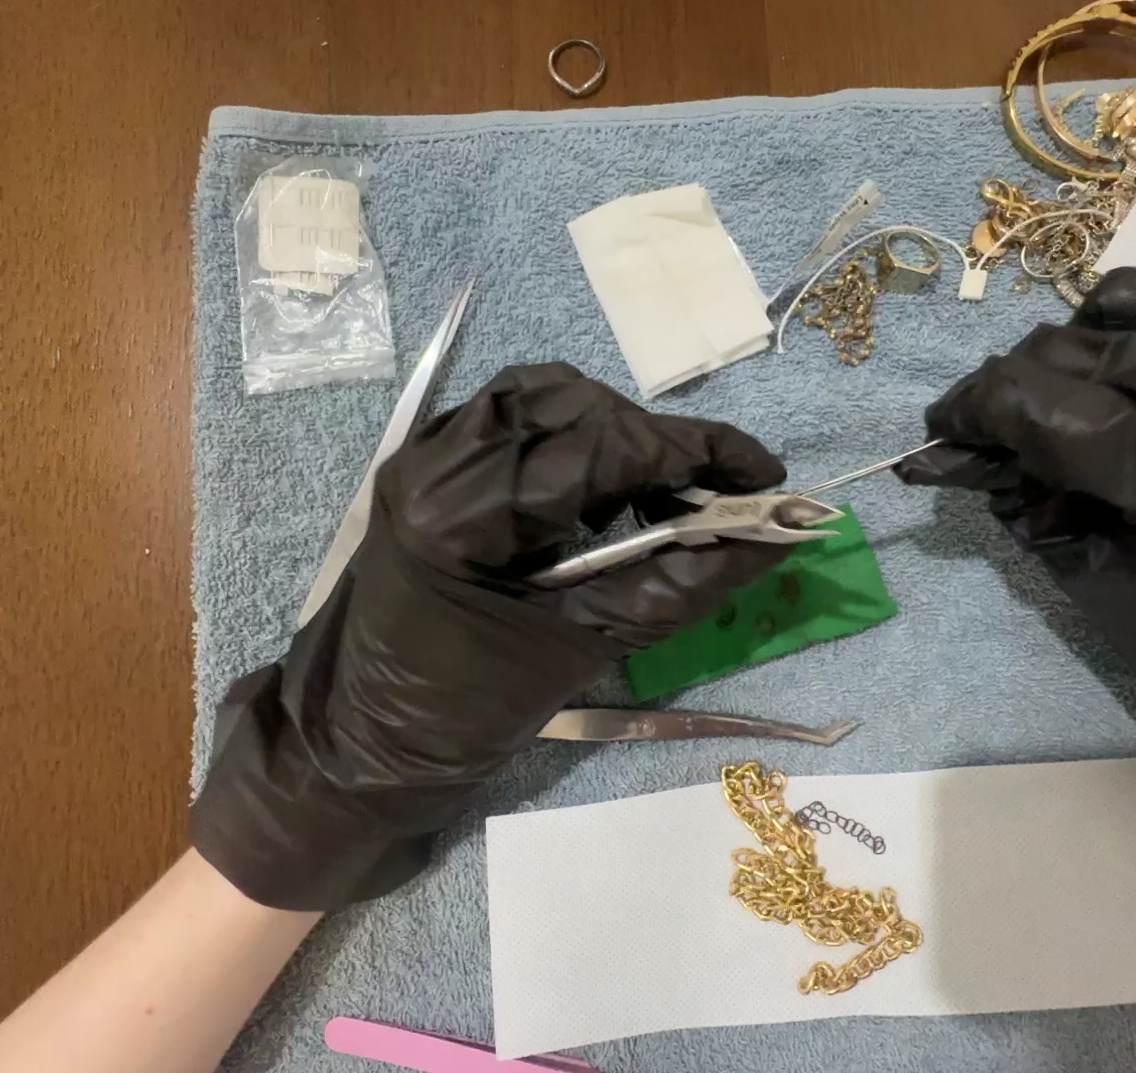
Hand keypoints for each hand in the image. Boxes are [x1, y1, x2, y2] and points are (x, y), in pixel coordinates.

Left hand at [193, 363, 791, 909]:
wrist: (365, 740)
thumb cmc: (470, 714)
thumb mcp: (587, 647)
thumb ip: (683, 582)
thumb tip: (771, 535)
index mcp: (462, 513)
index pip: (599, 446)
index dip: (691, 451)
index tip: (761, 470)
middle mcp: (434, 460)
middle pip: (573, 404)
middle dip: (655, 441)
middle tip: (708, 492)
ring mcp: (422, 454)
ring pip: (543, 396)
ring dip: (615, 429)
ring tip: (655, 485)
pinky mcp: (426, 463)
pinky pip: (513, 418)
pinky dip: (572, 436)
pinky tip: (599, 483)